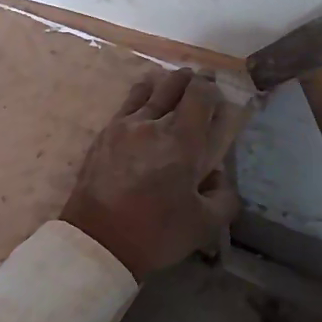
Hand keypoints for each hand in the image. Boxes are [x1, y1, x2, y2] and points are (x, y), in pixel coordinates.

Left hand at [61, 68, 238, 279]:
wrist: (98, 240)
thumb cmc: (155, 232)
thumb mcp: (205, 224)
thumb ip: (223, 196)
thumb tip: (217, 176)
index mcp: (181, 140)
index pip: (200, 94)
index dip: (212, 90)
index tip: (218, 98)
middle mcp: (151, 124)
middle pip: (173, 84)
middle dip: (189, 81)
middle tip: (198, 86)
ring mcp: (122, 126)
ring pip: (146, 90)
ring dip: (162, 86)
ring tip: (169, 89)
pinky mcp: (101, 136)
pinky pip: (124, 106)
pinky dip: (138, 99)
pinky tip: (141, 108)